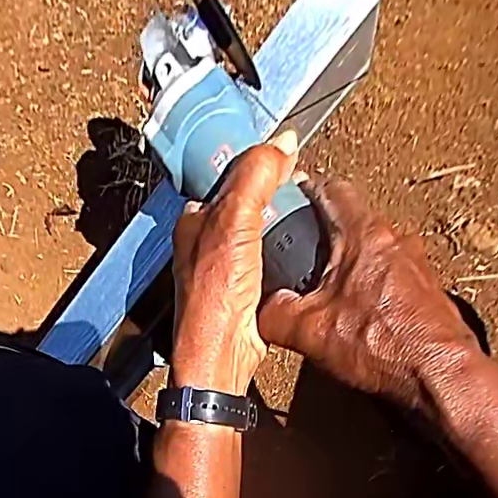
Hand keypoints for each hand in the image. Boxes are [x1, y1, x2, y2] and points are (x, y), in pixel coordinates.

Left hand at [169, 132, 299, 394]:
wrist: (223, 354)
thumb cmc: (213, 299)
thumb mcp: (235, 222)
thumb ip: (255, 177)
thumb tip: (282, 143)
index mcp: (194, 220)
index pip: (226, 174)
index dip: (255, 161)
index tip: (283, 153)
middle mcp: (207, 244)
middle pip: (246, 203)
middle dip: (272, 193)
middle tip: (297, 184)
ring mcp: (227, 269)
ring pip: (259, 232)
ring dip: (281, 224)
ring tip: (302, 214)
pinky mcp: (246, 291)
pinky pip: (270, 260)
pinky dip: (285, 251)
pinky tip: (297, 251)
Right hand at [259, 177, 485, 413]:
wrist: (440, 376)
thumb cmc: (385, 347)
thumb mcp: (310, 332)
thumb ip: (275, 314)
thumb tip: (259, 309)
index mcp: (365, 234)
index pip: (331, 188)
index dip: (304, 192)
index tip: (287, 202)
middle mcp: (396, 239)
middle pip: (352, 223)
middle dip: (324, 239)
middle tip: (300, 260)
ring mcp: (417, 265)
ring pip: (373, 253)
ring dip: (351, 268)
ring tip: (328, 296)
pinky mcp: (428, 292)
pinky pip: (391, 279)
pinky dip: (372, 290)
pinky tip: (360, 319)